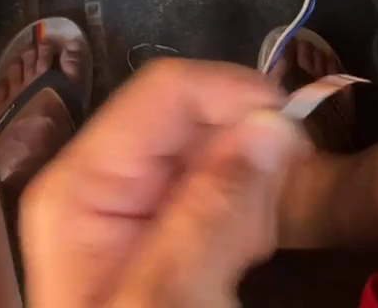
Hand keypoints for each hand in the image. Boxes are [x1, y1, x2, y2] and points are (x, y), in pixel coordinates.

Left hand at [20, 59, 309, 307]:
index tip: (293, 133)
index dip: (232, 94)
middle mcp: (106, 172)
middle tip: (264, 224)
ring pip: (216, 143)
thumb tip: (273, 123)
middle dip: (244, 152)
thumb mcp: (172, 304)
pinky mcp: (166, 218)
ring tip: (248, 251)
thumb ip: (215, 208)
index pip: (165, 91)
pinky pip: (222, 181)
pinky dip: (248, 208)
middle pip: (192, 113)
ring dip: (250, 186)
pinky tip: (243, 252)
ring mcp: (136, 194)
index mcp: (83, 179)